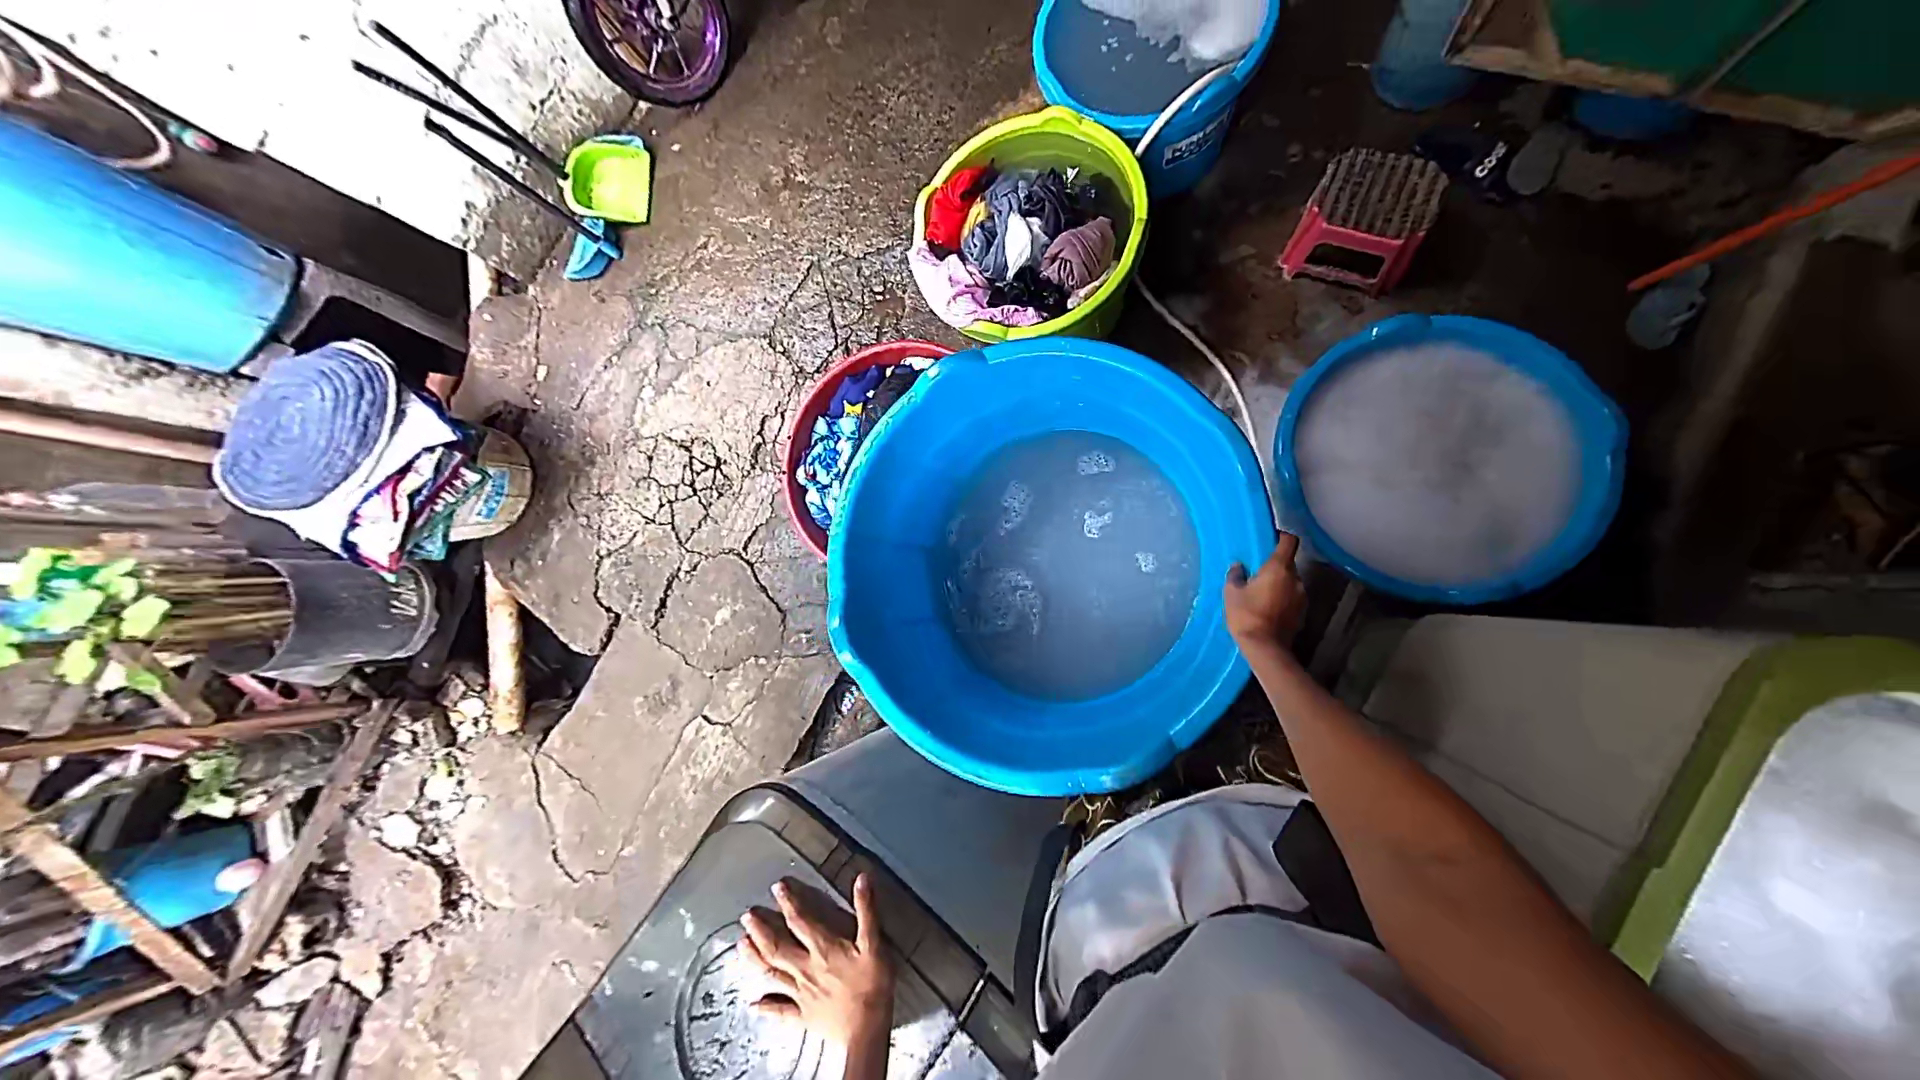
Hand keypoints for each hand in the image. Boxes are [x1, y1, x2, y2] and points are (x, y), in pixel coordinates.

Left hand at [740, 874, 893, 1047]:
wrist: (867, 1029)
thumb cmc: (873, 985)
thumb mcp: (874, 943)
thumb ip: (867, 910)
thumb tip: (862, 879)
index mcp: (822, 948)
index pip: (800, 920)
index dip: (788, 901)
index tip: (777, 887)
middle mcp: (805, 968)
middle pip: (777, 946)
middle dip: (761, 929)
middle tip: (747, 915)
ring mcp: (800, 993)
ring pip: (772, 972)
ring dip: (755, 958)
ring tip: (741, 945)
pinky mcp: (802, 1015)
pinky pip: (780, 1010)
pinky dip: (766, 1006)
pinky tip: (753, 1004)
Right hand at [1224, 532, 1307, 646]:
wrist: (1265, 648)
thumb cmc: (1246, 615)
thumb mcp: (1232, 593)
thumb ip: (1236, 575)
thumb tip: (1238, 566)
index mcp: (1279, 568)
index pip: (1289, 541)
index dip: (1281, 536)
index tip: (1269, 539)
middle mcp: (1295, 579)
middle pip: (1288, 563)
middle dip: (1274, 565)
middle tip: (1256, 572)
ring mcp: (1302, 596)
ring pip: (1290, 581)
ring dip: (1278, 583)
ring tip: (1260, 593)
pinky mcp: (1302, 612)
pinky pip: (1291, 597)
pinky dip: (1282, 598)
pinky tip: (1267, 608)